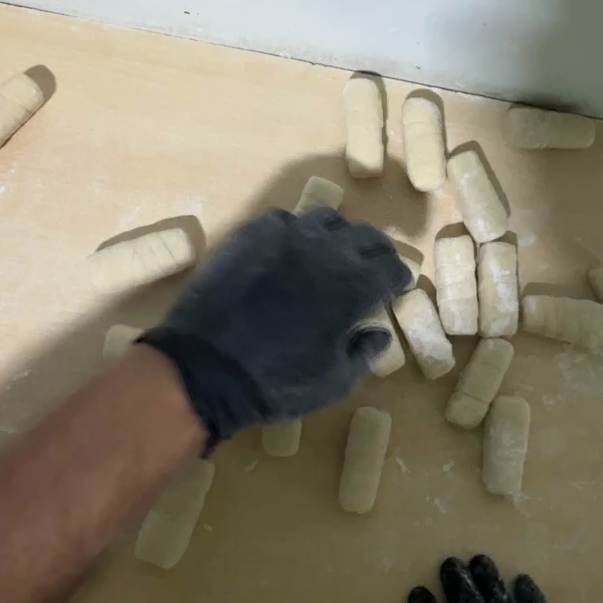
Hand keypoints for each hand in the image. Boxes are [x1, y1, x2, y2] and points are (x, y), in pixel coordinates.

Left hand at [139, 207, 409, 447]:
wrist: (203, 369)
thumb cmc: (276, 383)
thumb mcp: (334, 383)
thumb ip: (364, 354)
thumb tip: (379, 333)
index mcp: (355, 286)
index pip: (392, 267)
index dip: (399, 278)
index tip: (397, 287)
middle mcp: (328, 251)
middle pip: (367, 236)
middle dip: (376, 252)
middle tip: (373, 267)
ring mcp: (288, 236)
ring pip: (327, 219)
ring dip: (338, 236)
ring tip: (332, 253)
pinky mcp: (252, 234)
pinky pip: (285, 220)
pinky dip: (296, 232)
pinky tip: (290, 250)